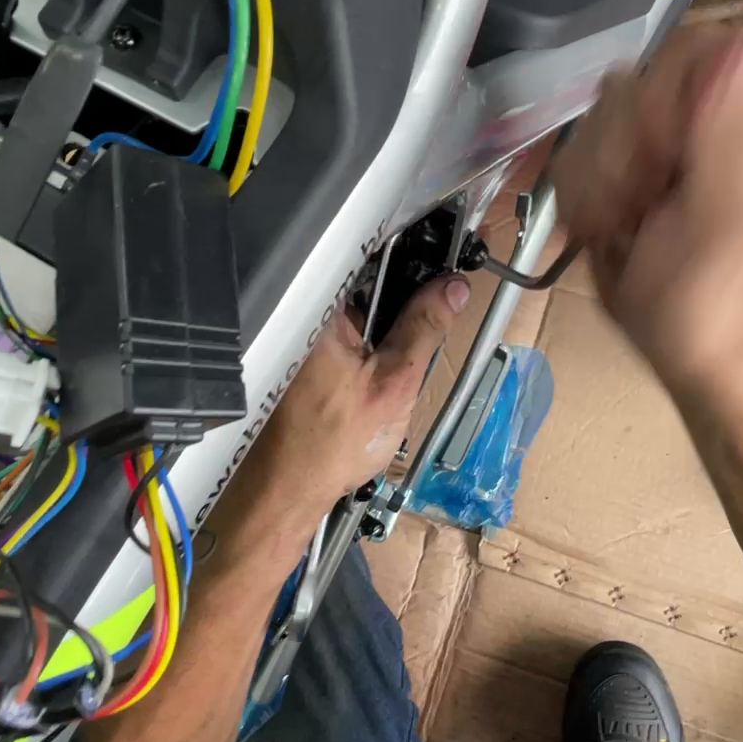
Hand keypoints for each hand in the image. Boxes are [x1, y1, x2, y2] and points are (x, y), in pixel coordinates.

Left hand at [226, 275, 471, 533]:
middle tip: (435, 317)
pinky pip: (350, 328)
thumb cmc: (330, 445)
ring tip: (401, 356)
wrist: (290, 486)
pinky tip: (377, 370)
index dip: (419, 255)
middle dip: (408, 293)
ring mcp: (306, 333)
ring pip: (364, 306)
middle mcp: (309, 313)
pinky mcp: (307, 352)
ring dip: (392, 319)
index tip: (448, 266)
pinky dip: (371, 339)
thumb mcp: (395, 383)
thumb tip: (452, 288)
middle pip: (372, 278)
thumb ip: (424, 328)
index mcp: (325, 308)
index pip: (378, 256)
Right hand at [552, 4, 742, 383]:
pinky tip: (610, 232)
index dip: (656, 108)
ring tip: (629, 229)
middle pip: (626, 89)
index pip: (680, 53)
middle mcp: (701, 116)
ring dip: (599, 189)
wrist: (678, 342)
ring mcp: (656, 143)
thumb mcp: (724, 211)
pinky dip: (583, 205)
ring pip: (591, 126)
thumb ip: (731, 118)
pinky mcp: (618, 169)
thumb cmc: (709, 289)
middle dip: (622, 160)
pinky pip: (573, 160)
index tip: (663, 165)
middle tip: (647, 210)